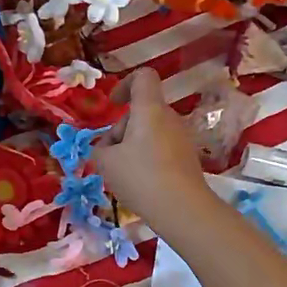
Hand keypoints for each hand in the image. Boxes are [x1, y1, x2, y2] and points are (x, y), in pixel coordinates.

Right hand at [94, 69, 211, 223]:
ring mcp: (182, 138)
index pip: (143, 77)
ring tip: (122, 175)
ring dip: (132, 147)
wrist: (182, 209)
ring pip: (151, 132)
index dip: (124, 84)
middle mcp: (170, 118)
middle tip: (109, 157)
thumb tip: (105, 148)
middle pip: (142, 111)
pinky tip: (141, 184)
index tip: (112, 104)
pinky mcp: (187, 158)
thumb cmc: (141, 178)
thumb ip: (99, 149)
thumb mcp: (106, 163)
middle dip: (121, 129)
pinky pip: (161, 149)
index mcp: (150, 109)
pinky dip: (147, 159)